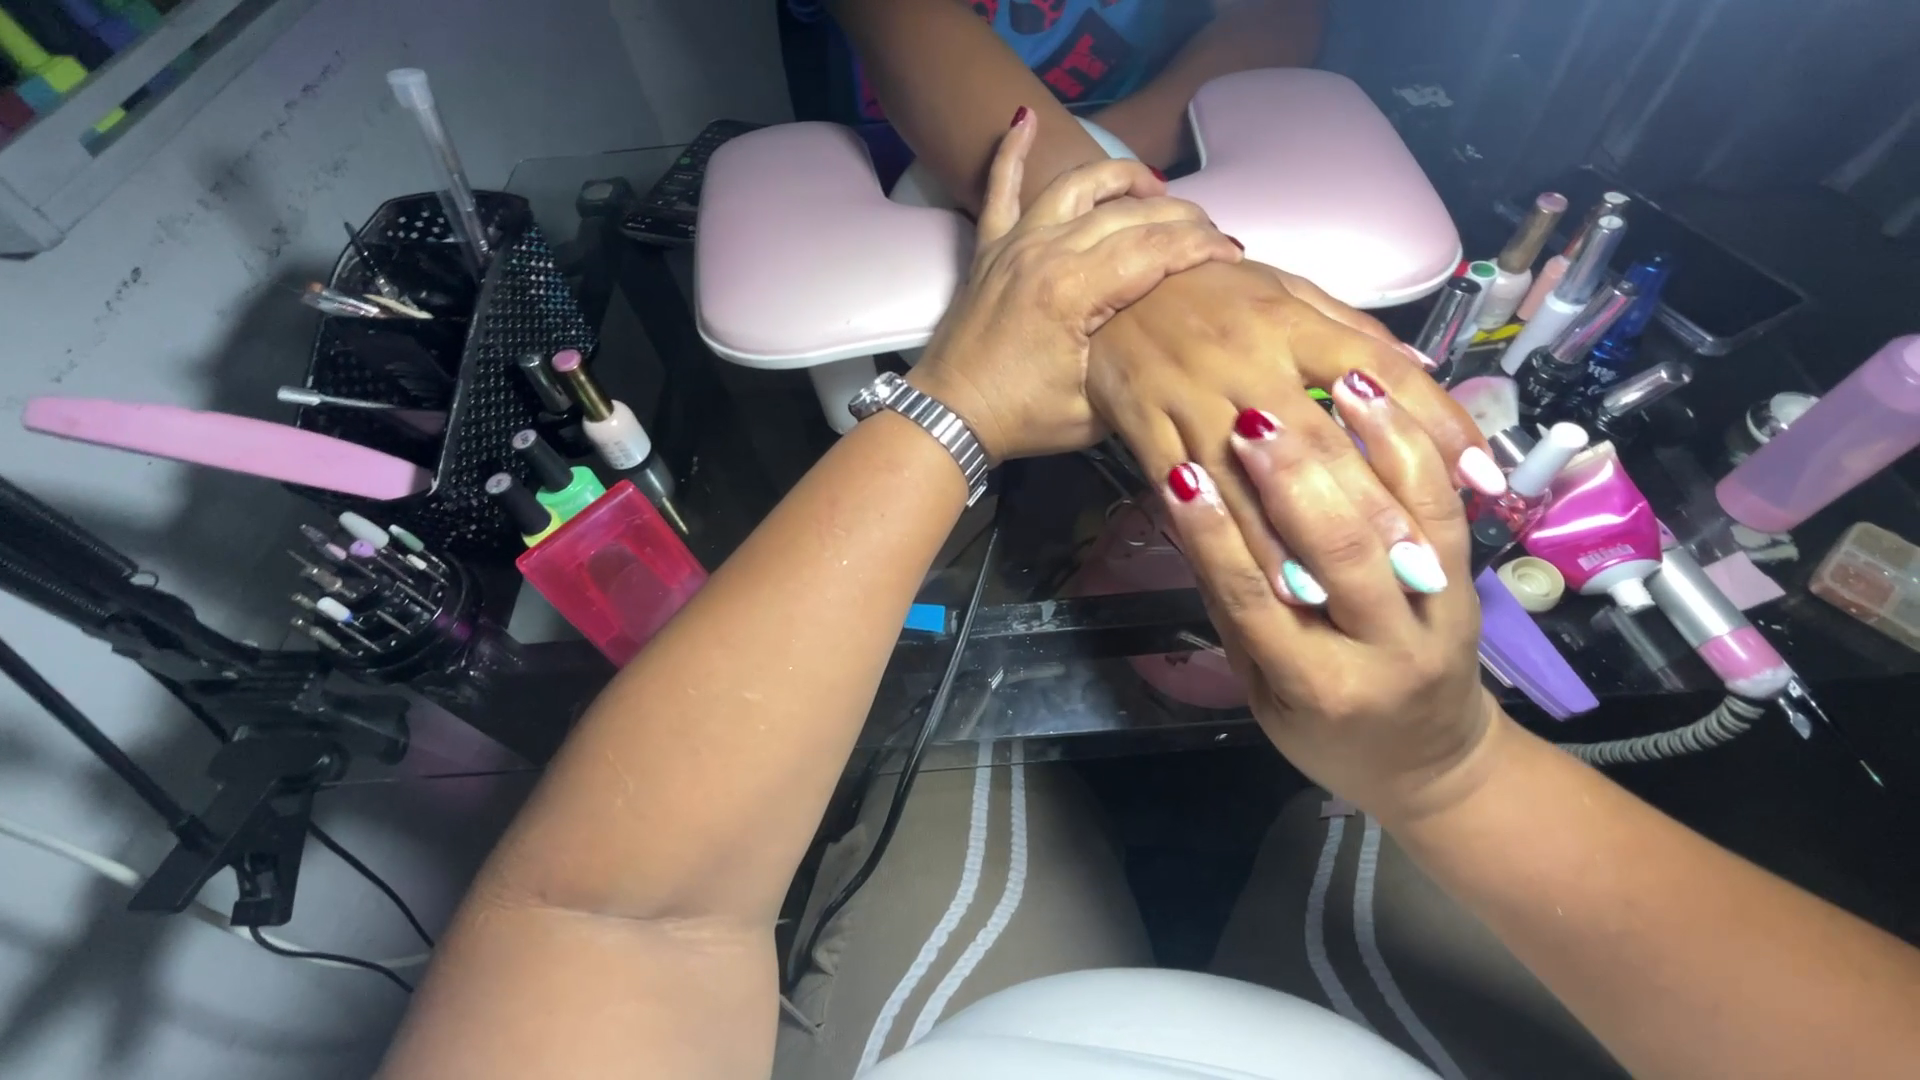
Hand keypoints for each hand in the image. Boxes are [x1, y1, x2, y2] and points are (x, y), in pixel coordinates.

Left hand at [909, 110, 1243, 462]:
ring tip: (1154, 188)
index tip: (1232, 253)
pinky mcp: (988, 249)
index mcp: (1074, 292)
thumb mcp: (1092, 412)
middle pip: (1126, 214)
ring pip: (1076, 187)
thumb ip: (1135, 374)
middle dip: (1178, 217)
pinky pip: (999, 187)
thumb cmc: (1020, 420)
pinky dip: (1011, 151)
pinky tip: (1026, 118)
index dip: (1201, 247)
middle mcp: (1046, 252)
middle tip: (1206, 232)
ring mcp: (1014, 244)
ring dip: (1121, 178)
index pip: (1154, 250)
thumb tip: (1171, 348)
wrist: (948, 415)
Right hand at [1085, 258, 1507, 600]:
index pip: (1379, 370)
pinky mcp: (1144, 421)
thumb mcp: (1290, 292)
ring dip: (1285, 536)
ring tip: (1327, 594)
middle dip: (1367, 511)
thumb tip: (1417, 379)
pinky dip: (1213, 525)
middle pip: (1319, 440)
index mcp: (1294, 321)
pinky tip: (1240, 567)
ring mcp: (1191, 392)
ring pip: (1246, 473)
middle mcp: (1248, 358)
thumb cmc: (1214, 293)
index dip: (1436, 424)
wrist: (1115, 289)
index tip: (1483, 484)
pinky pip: (1181, 480)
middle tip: (1410, 575)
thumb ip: (1352, 335)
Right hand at [1158, 370, 1502, 824]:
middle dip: (1290, 481)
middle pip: (1337, 553)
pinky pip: (1446, 510)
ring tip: (1327, 389)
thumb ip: (1236, 613)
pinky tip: (1385, 406)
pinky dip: (1416, 453)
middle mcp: (1382, 652)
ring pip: (1403, 523)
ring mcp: (1439, 616)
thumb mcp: (1262, 692)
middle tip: (1249, 421)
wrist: (1431, 765)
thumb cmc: (1324, 735)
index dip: (1214, 535)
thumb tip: (1196, 528)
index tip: (1181, 474)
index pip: (1253, 598)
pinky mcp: (1469, 586)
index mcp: (1313, 687)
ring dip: (1365, 450)